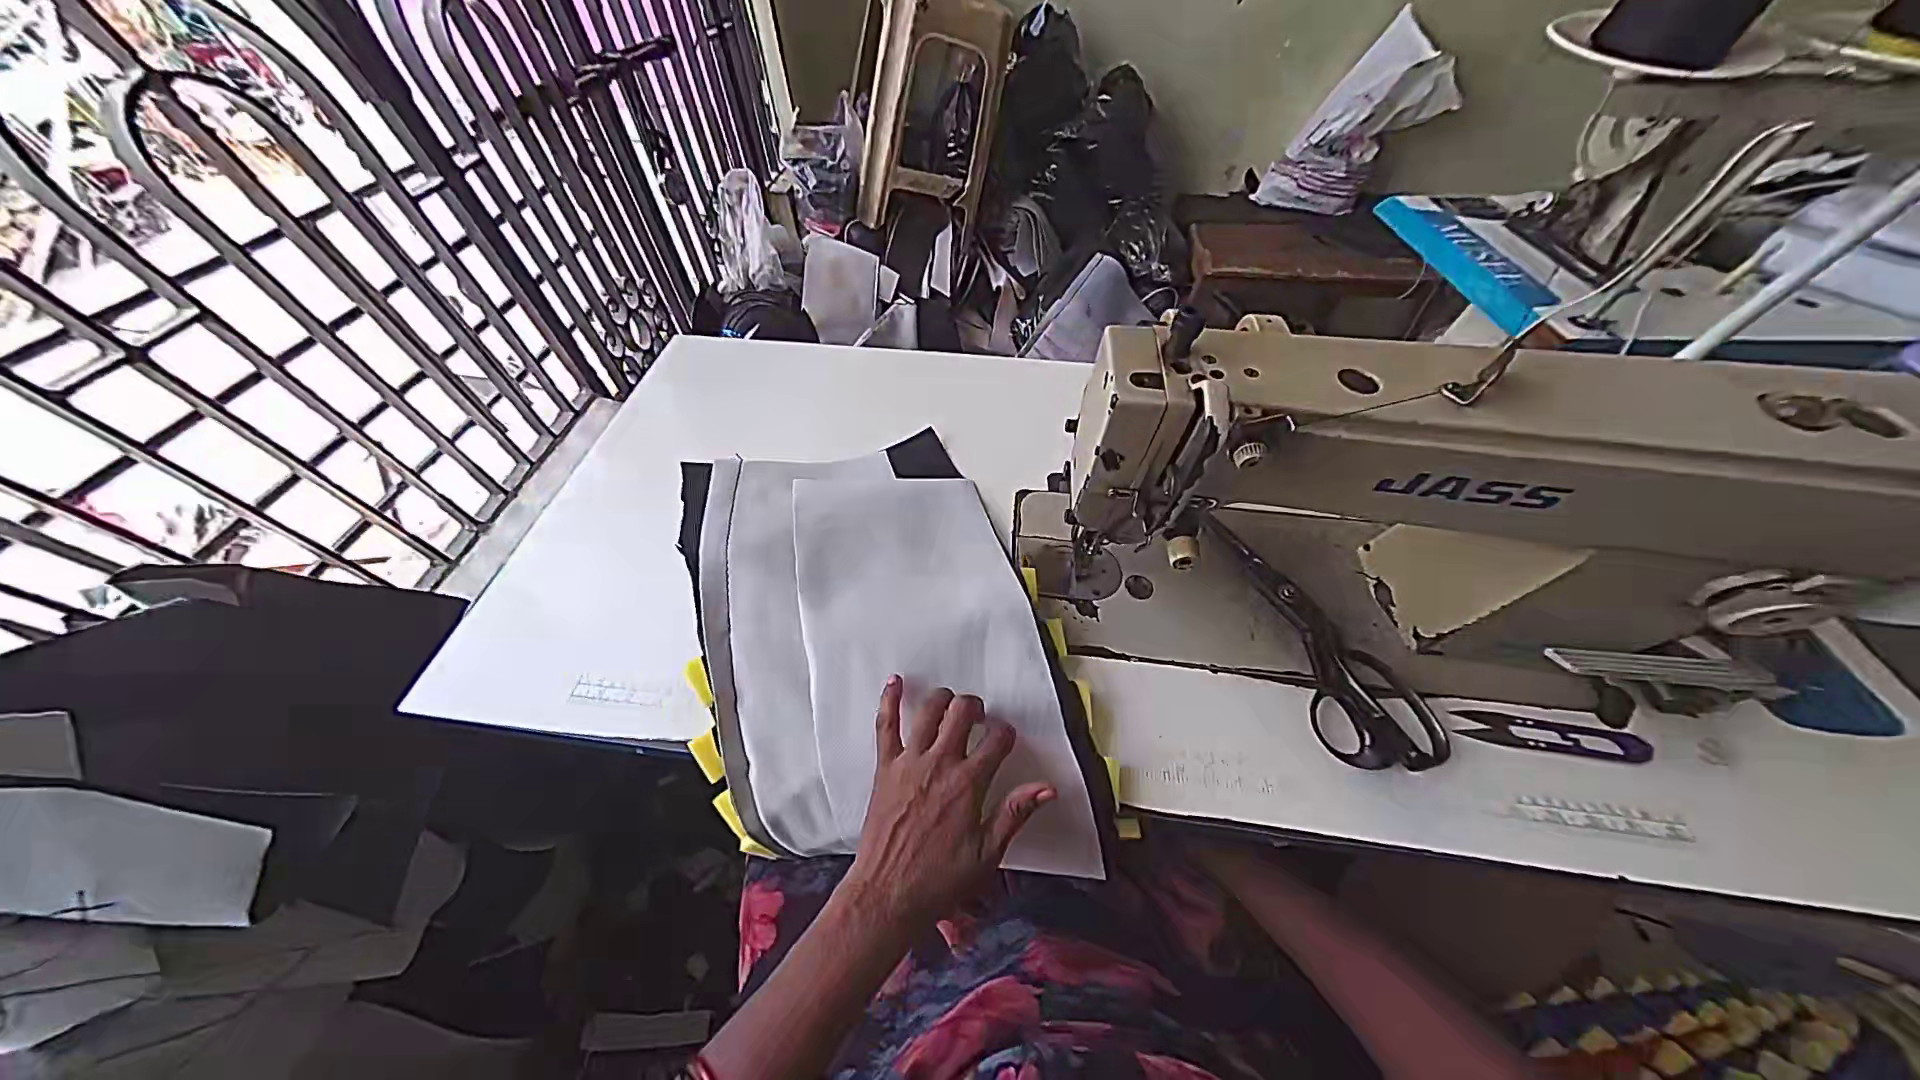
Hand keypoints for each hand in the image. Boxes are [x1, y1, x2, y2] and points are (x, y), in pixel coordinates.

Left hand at [844, 676, 1054, 928]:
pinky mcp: (885, 766)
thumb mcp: (988, 854)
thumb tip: (1046, 789)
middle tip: (977, 717)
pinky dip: (890, 700)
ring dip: (943, 700)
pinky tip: (895, 682)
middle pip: (962, 713)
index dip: (1005, 734)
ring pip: (929, 711)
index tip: (1005, 738)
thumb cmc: (939, 880)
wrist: (887, 894)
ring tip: (950, 704)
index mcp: (968, 784)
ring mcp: (909, 762)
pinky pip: (885, 725)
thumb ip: (1015, 814)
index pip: (996, 740)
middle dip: (975, 708)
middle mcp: (940, 764)